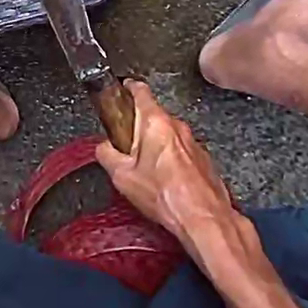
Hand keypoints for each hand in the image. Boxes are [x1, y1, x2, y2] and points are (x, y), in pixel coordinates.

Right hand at [97, 81, 235, 242]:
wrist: (204, 220)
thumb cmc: (166, 195)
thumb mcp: (121, 176)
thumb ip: (106, 154)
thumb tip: (103, 148)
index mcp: (155, 122)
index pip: (140, 90)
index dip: (127, 87)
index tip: (122, 88)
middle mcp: (177, 126)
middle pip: (153, 115)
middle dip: (139, 127)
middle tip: (127, 145)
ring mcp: (193, 143)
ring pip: (169, 135)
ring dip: (157, 145)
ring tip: (147, 171)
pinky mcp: (204, 160)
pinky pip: (183, 152)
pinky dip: (173, 161)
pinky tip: (166, 182)